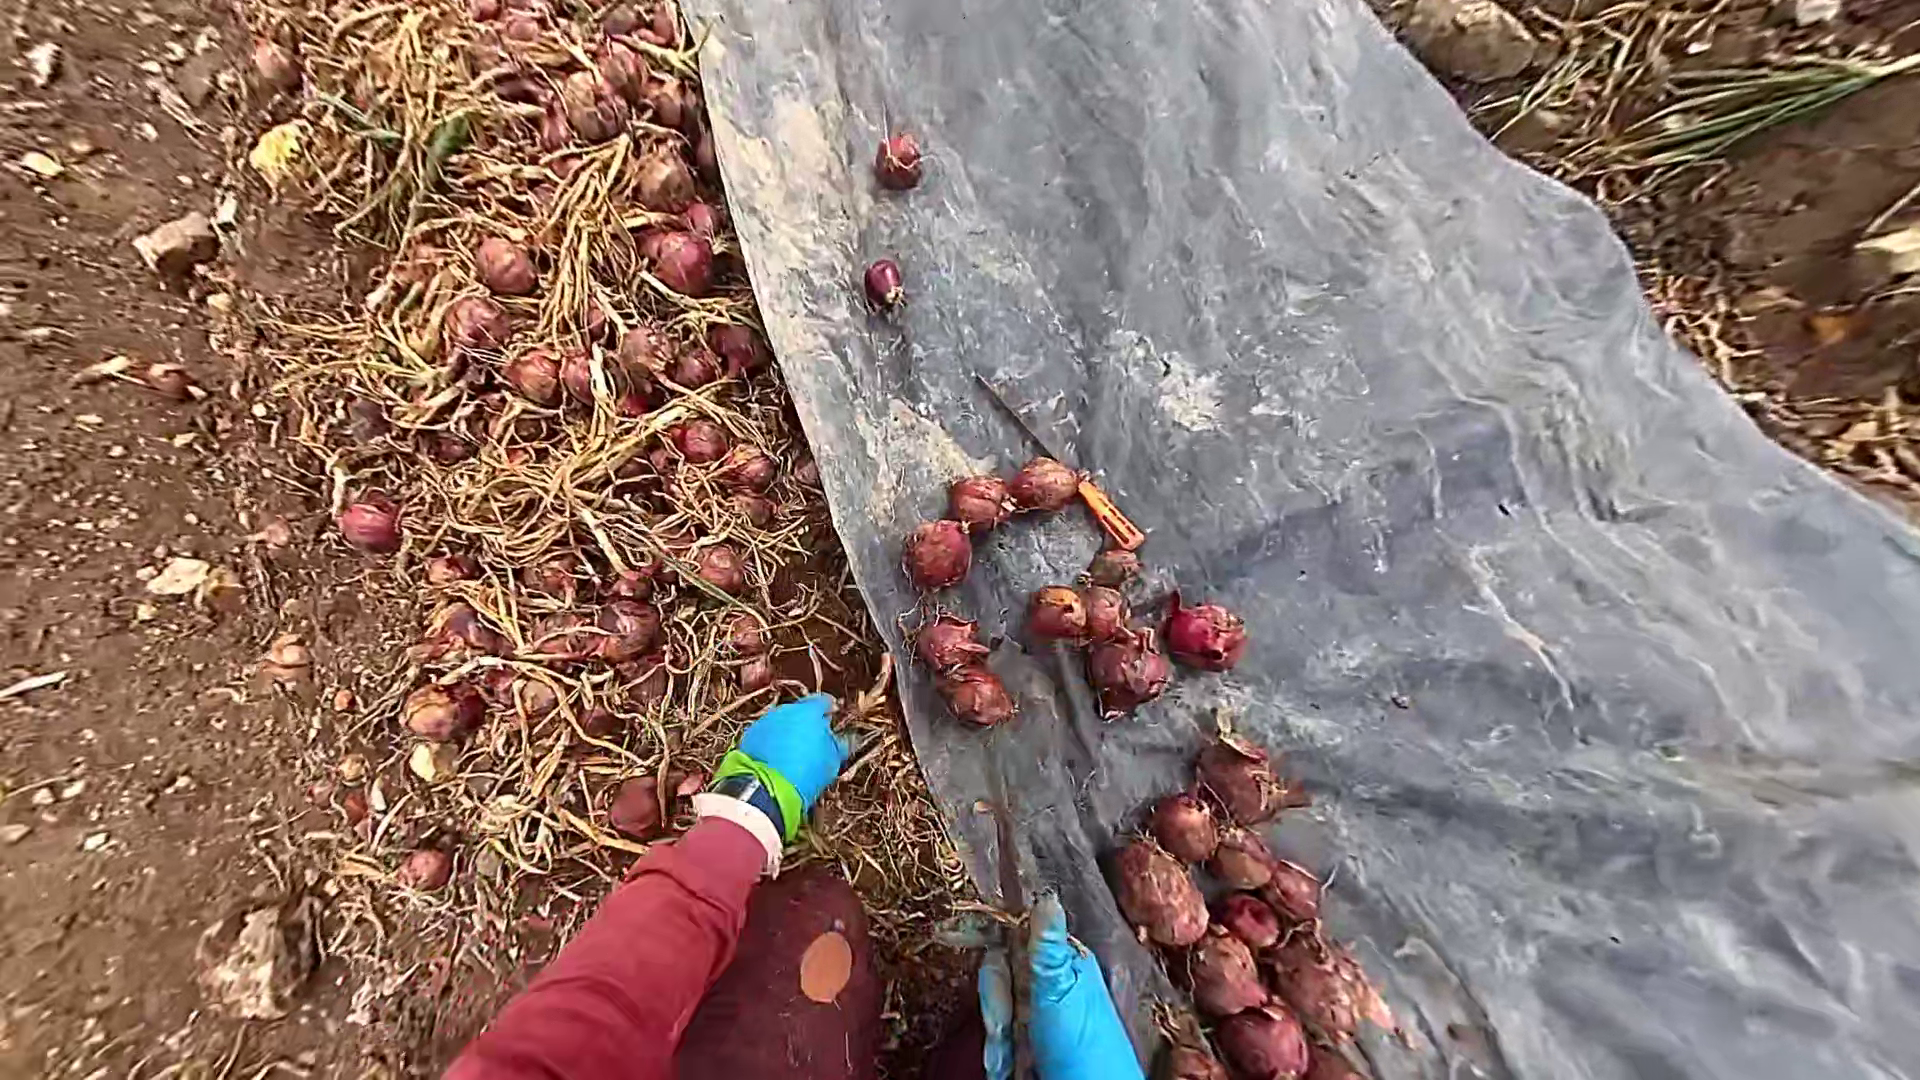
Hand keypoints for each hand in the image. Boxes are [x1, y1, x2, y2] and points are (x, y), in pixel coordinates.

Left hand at [709, 694, 851, 843]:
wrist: (764, 791)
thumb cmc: (804, 772)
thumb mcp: (832, 760)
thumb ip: (840, 744)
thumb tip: (846, 739)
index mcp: (808, 711)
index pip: (823, 702)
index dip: (830, 710)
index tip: (833, 719)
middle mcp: (785, 711)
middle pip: (801, 712)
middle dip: (808, 723)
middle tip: (816, 741)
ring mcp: (764, 723)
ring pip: (782, 723)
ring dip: (789, 733)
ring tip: (796, 755)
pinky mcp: (748, 738)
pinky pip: (766, 737)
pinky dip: (773, 745)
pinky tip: (778, 762)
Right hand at [978, 894, 1144, 1079]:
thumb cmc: (1082, 1044)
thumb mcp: (1061, 987)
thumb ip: (1047, 942)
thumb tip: (1046, 894)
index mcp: (1062, 959)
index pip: (1014, 932)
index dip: (994, 946)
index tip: (974, 953)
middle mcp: (1049, 980)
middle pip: (1001, 969)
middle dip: (995, 999)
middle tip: (1001, 1027)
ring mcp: (1039, 1013)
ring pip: (998, 1004)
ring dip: (996, 1032)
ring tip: (1007, 1059)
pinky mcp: (1030, 1043)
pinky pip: (1001, 1035)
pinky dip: (999, 1052)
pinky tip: (1005, 1067)